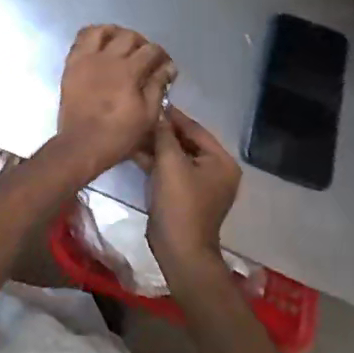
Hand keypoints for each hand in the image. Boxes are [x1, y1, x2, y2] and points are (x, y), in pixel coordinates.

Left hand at [55, 25, 176, 176]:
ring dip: (115, 33)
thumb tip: (168, 67)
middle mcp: (107, 58)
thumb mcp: (148, 115)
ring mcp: (86, 58)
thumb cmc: (119, 134)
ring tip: (121, 45)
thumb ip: (157, 86)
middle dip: (142, 43)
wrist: (82, 144)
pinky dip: (92, 36)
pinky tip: (100, 46)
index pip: (151, 50)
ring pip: (101, 31)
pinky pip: (80, 39)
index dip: (162, 56)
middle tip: (145, 56)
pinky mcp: (71, 64)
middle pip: (128, 36)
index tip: (165, 66)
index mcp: (128, 71)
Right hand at [141, 105, 240, 278]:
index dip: (171, 115)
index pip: (194, 128)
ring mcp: (200, 185)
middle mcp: (216, 170)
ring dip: (155, 146)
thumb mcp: (170, 163)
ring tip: (131, 131)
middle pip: (185, 141)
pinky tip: (133, 151)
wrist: (180, 252)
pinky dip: (155, 162)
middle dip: (160, 131)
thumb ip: (163, 134)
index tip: (149, 100)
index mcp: (221, 161)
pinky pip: (170, 171)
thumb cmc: (180, 204)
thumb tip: (157, 111)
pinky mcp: (184, 196)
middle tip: (136, 116)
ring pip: (175, 156)